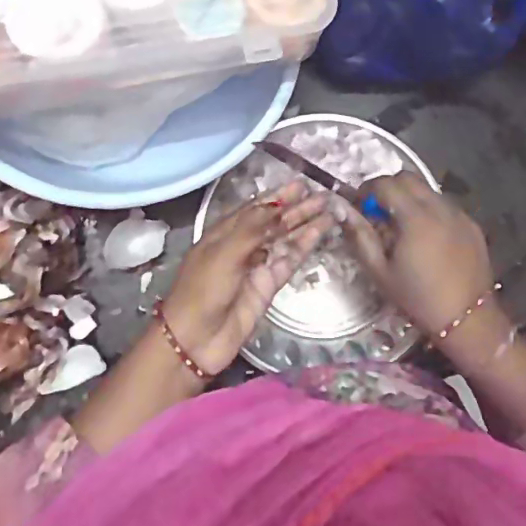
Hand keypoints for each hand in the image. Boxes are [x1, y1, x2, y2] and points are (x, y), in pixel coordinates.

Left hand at [161, 181, 331, 374]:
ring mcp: (258, 265)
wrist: (195, 340)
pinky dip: (305, 245)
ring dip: (306, 223)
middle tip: (323, 195)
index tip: (301, 184)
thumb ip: (254, 228)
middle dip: (298, 207)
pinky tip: (319, 232)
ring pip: (286, 238)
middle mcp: (244, 245)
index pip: (256, 207)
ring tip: (330, 210)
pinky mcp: (269, 284)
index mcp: (225, 232)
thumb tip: (279, 207)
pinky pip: (290, 259)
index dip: (278, 195)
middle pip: (275, 221)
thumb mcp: (224, 252)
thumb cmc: (202, 290)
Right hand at [345, 172, 494, 337]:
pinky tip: (428, 239)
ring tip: (404, 228)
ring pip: (428, 190)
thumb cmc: (419, 298)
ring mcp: (459, 214)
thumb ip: (361, 237)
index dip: (367, 189)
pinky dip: (431, 212)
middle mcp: (440, 207)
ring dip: (411, 199)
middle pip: (409, 178)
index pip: (386, 183)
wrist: (468, 318)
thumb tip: (346, 212)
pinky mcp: (472, 224)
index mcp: (415, 217)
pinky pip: (446, 207)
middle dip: (389, 188)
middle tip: (379, 213)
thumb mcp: (381, 272)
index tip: (360, 205)